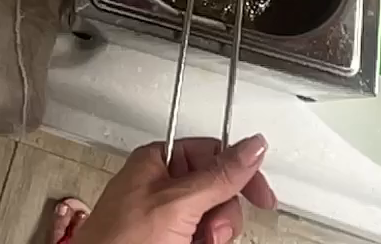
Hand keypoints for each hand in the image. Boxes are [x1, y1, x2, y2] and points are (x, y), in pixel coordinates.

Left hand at [73, 136, 275, 243]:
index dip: (240, 171)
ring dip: (212, 237)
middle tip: (209, 232)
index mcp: (158, 161)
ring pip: (213, 222)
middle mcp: (162, 186)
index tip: (262, 196)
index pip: (212, 152)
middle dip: (221, 215)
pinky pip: (202, 239)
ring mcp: (166, 219)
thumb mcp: (176, 203)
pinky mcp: (170, 241)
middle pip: (217, 191)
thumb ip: (218, 175)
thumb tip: (253, 145)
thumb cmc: (119, 241)